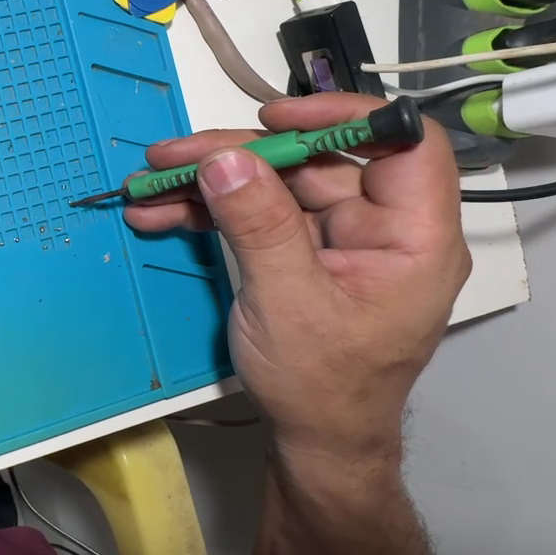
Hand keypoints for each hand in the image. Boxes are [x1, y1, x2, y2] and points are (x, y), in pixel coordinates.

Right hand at [125, 94, 469, 469]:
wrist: (311, 436)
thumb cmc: (320, 381)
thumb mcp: (286, 302)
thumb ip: (259, 227)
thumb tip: (224, 160)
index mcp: (409, 237)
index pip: (400, 146)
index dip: (342, 118)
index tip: (272, 118)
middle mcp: (375, 227)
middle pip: (311, 163)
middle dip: (234, 156)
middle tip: (167, 158)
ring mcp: (331, 238)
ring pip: (270, 186)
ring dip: (205, 184)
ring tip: (146, 187)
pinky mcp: (294, 251)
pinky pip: (250, 215)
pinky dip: (205, 212)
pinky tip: (159, 214)